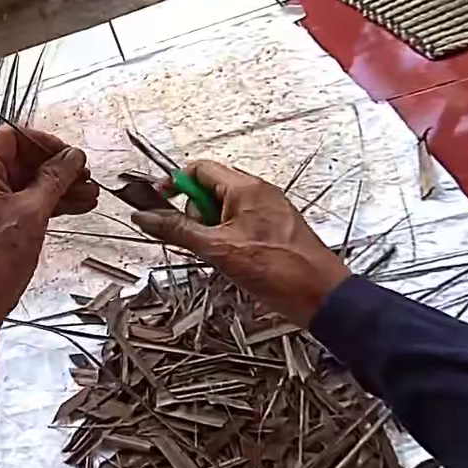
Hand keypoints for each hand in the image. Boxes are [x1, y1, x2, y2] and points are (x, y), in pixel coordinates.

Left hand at [0, 125, 96, 329]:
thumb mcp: (33, 212)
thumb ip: (54, 178)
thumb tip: (72, 157)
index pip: (12, 136)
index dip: (45, 142)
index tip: (70, 154)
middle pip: (20, 159)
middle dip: (56, 168)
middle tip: (85, 176)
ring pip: (25, 181)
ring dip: (57, 186)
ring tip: (88, 195)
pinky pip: (22, 200)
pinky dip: (47, 202)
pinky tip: (75, 206)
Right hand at [130, 160, 349, 325]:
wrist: (322, 298)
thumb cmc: (278, 270)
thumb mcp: (217, 249)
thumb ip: (177, 230)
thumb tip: (144, 217)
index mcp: (245, 188)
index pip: (199, 169)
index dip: (175, 184)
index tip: (160, 203)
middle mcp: (258, 193)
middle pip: (209, 188)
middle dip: (194, 212)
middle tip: (197, 238)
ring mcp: (268, 209)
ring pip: (223, 208)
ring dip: (209, 227)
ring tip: (217, 252)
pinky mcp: (274, 228)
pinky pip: (239, 222)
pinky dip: (226, 236)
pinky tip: (231, 258)